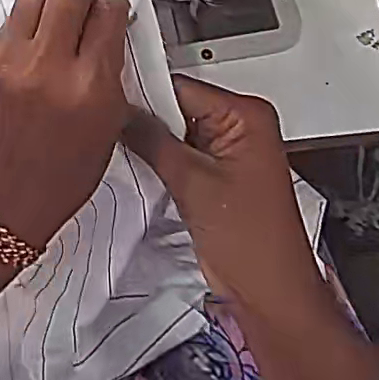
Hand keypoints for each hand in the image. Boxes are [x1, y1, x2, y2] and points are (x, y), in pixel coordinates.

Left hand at [0, 0, 131, 248]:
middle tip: (88, 12)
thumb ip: (112, 64)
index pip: (108, 12)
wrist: (10, 196)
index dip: (115, 7)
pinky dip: (31, 21)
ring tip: (61, 23)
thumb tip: (110, 24)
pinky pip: (14, 15)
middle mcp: (48, 67)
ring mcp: (12, 61)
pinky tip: (40, 46)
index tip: (114, 12)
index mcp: (90, 86)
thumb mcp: (111, 119)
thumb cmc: (64, 170)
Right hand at [124, 76, 318, 300]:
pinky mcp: (219, 172)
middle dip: (148, 119)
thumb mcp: (193, 182)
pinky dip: (163, 161)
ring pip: (178, 131)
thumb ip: (153, 141)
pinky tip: (141, 168)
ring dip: (154, 142)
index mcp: (248, 115)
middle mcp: (242, 125)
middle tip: (109, 127)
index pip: (183, 87)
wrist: (269, 292)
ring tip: (123, 149)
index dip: (145, 93)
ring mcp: (230, 149)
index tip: (110, 100)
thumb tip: (122, 113)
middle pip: (180, 106)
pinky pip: (183, 153)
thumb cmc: (252, 241)